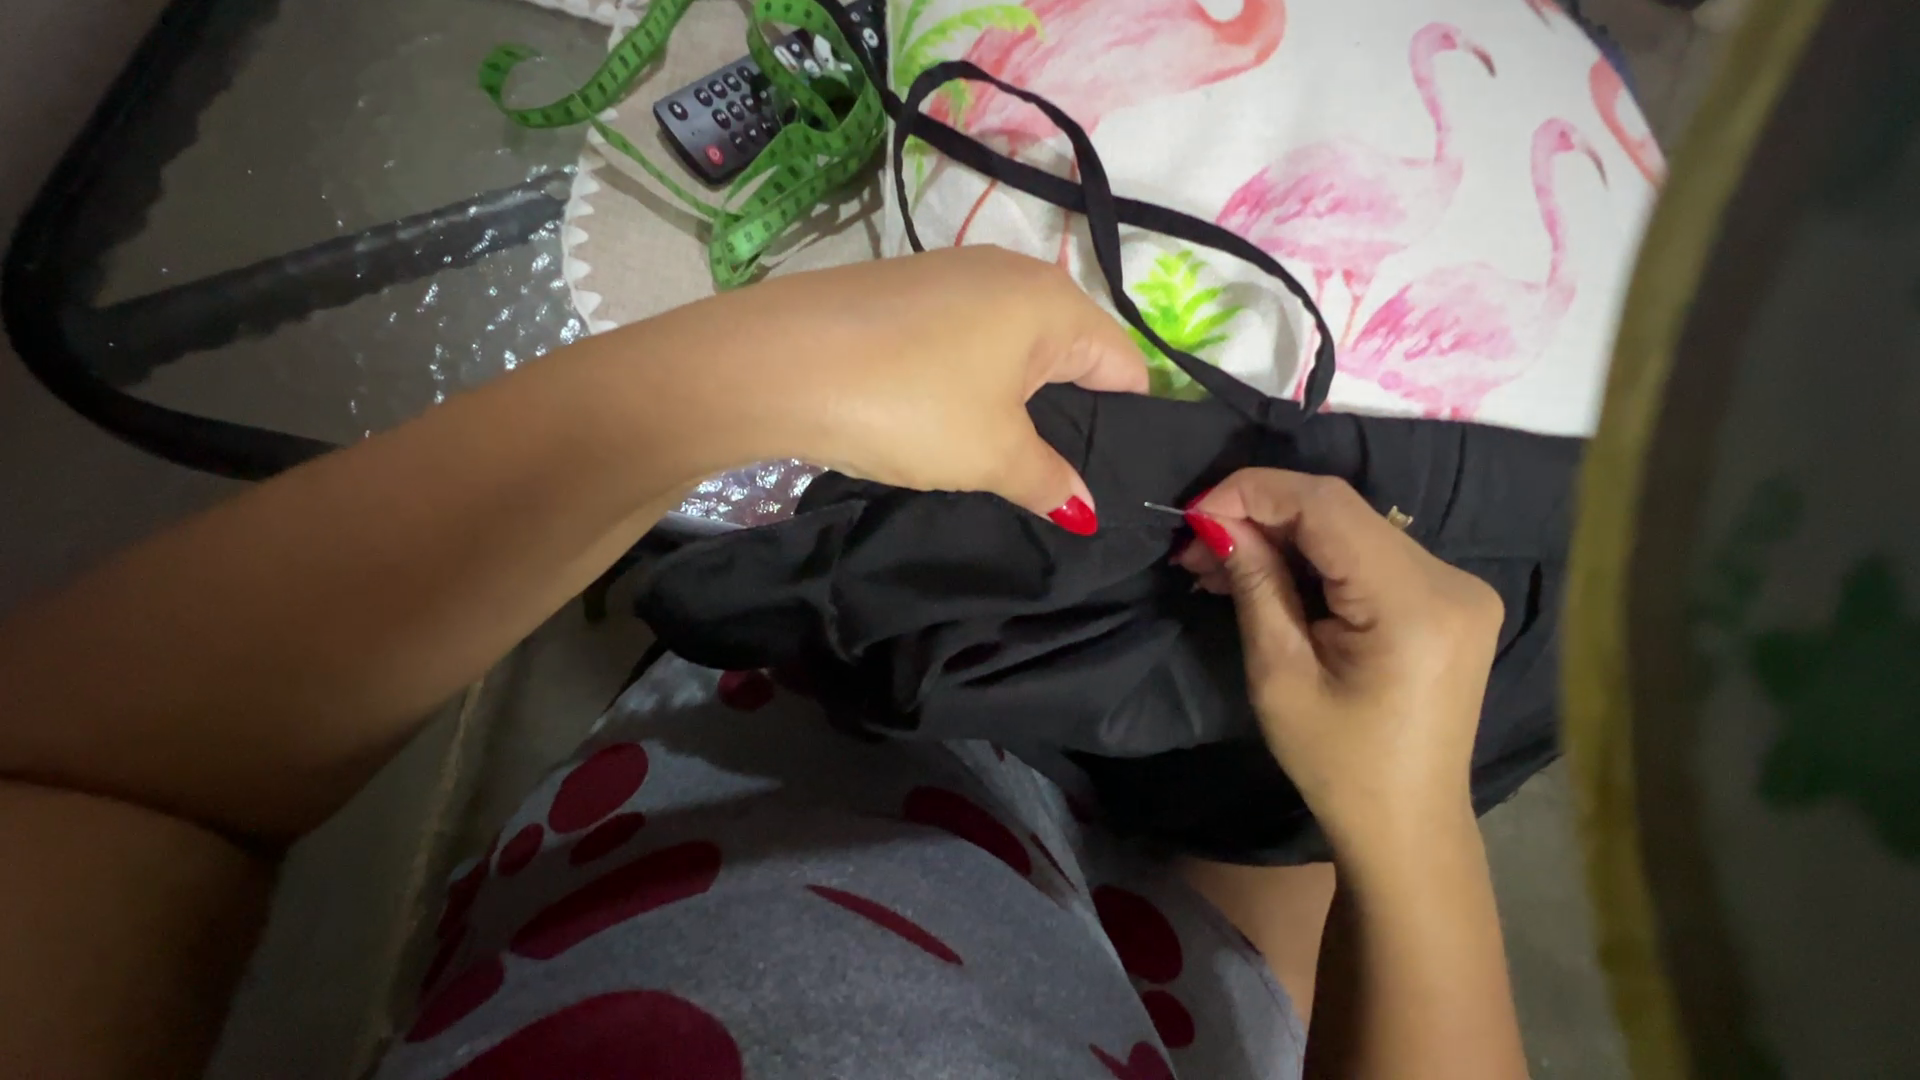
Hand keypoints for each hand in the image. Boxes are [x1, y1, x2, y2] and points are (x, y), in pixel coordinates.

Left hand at [709, 246, 1145, 530]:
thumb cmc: (908, 406)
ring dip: (1015, 400)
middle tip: (1049, 478)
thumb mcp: (991, 454)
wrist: (776, 363)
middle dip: (1067, 416)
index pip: (1123, 366)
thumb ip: (1050, 480)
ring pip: (1015, 347)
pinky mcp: (908, 288)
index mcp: (1053, 303)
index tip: (1101, 478)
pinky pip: (966, 339)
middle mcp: (1013, 274)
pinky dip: (969, 379)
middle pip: (1071, 352)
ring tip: (995, 456)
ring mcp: (955, 274)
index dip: (1124, 427)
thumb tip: (1085, 509)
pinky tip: (941, 417)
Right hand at [1175, 470, 1504, 852]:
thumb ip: (1255, 582)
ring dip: (1279, 534)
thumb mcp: (1278, 673)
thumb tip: (1216, 521)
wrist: (1405, 821)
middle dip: (1258, 515)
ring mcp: (1455, 586)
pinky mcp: (1445, 597)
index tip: (1194, 515)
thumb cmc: (1335, 762)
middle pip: (1339, 511)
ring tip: (1218, 561)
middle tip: (1196, 545)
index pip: (1327, 505)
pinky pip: (1365, 552)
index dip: (1253, 492)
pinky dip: (1310, 555)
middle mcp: (1448, 580)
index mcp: (1413, 604)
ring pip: (1349, 527)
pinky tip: (1266, 573)